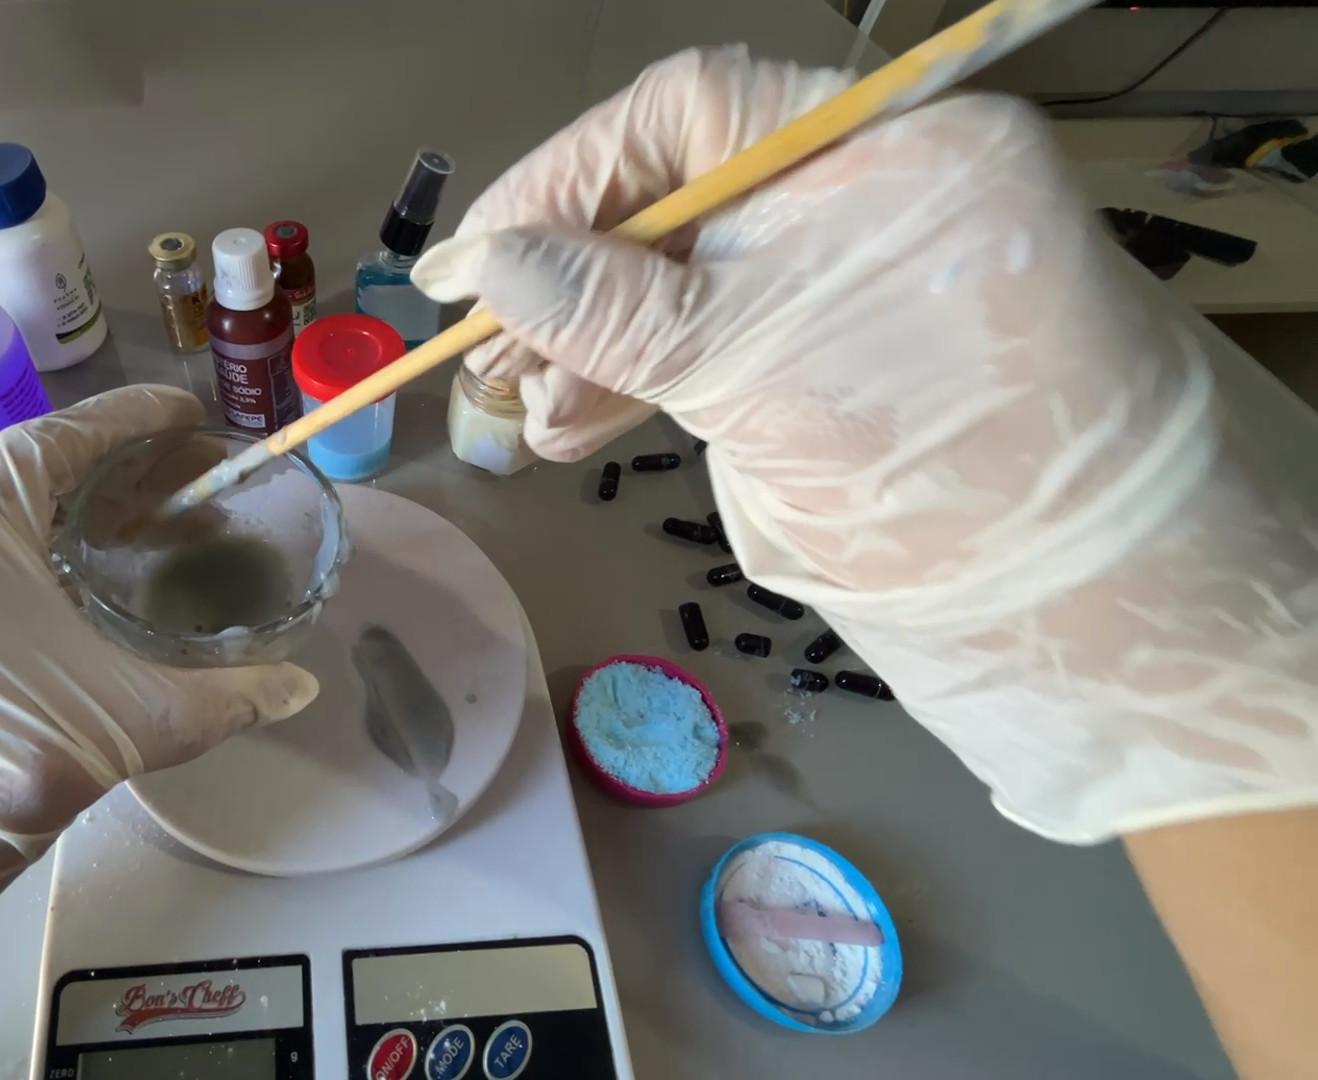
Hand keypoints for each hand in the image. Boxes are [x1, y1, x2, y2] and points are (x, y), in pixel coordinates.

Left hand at [0, 386, 316, 1078]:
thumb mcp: (100, 743)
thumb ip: (209, 704)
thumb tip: (298, 686)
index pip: (44, 445)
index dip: (122, 420)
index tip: (187, 411)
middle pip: (23, 477)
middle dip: (111, 470)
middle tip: (187, 480)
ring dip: (73, 514)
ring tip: (150, 524)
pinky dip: (37, 552)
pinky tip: (84, 582)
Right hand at [414, 48, 1317, 842]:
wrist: (1025, 589)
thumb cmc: (926, 448)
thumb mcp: (749, 358)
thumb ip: (610, 307)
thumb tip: (483, 262)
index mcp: (863, 150)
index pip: (682, 115)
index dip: (564, 176)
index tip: (478, 252)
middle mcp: (828, 201)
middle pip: (653, 209)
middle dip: (559, 281)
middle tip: (483, 347)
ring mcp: (797, 286)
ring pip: (652, 292)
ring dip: (574, 349)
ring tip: (517, 406)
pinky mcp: (774, 361)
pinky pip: (673, 354)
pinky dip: (610, 389)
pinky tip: (561, 430)